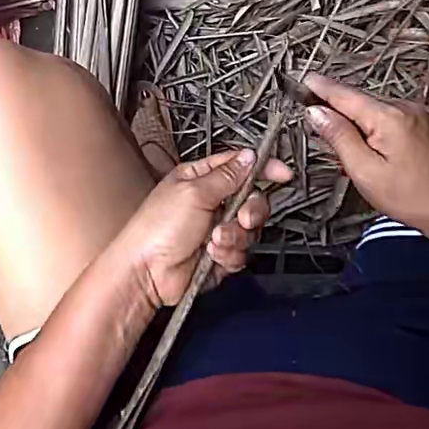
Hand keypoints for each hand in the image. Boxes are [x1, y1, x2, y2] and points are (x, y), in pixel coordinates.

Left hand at [108, 147, 289, 307]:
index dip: (262, 167)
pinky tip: (211, 255)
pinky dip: (229, 255)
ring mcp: (215, 228)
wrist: (146, 272)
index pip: (238, 165)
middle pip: (251, 198)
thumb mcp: (194, 192)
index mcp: (200, 178)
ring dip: (234, 236)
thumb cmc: (156, 228)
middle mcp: (210, 201)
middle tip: (241, 217)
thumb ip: (227, 175)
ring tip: (214, 240)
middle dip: (251, 210)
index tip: (282, 172)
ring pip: (249, 229)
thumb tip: (249, 156)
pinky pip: (241, 252)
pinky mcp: (219, 253)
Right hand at [302, 74, 428, 232]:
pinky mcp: (418, 122)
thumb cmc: (412, 197)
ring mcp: (414, 113)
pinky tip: (368, 148)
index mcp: (387, 117)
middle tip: (316, 127)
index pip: (343, 94)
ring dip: (353, 121)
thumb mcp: (364, 170)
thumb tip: (316, 112)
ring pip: (369, 108)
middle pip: (356, 101)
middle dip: (335, 111)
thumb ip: (338, 136)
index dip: (319, 88)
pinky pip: (384, 115)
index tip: (302, 81)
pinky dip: (369, 125)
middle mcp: (403, 108)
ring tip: (348, 150)